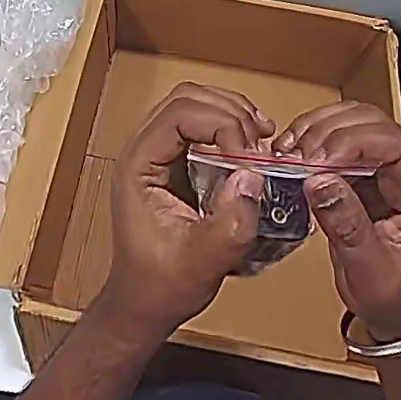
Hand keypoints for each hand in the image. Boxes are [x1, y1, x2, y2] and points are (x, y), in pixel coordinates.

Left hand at [93, 83, 274, 341]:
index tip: (246, 157)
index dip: (220, 125)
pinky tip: (254, 143)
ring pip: (199, 102)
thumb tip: (251, 177)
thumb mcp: (199, 265)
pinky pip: (206, 120)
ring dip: (235, 114)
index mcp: (139, 165)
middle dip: (231, 114)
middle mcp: (147, 149)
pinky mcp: (179, 158)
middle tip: (259, 145)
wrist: (146, 301)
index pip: (179, 114)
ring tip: (261, 140)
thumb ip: (227, 226)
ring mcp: (162, 151)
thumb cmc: (160, 285)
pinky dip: (234, 124)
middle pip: (189, 98)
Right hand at [276, 102, 400, 342]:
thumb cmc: (395, 298)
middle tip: (300, 158)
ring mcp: (387, 167)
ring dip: (318, 130)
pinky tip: (294, 152)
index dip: (354, 144)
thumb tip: (321, 182)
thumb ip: (348, 227)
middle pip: (374, 124)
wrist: (393, 311)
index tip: (320, 160)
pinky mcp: (363, 169)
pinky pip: (337, 137)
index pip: (395, 145)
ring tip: (293, 154)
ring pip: (354, 121)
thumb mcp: (372, 273)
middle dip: (331, 134)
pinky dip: (312, 138)